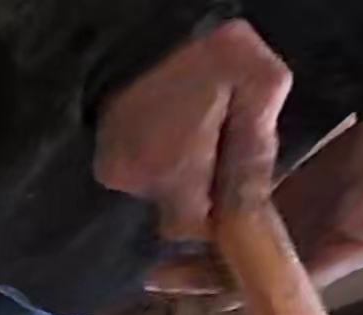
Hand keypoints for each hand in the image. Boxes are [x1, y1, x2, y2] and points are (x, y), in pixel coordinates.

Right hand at [96, 19, 292, 240]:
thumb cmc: (210, 55)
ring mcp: (113, 179)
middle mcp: (136, 183)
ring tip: (189, 145)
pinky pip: (135, 186)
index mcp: (175, 167)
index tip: (227, 208)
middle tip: (215, 163)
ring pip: (153, 201)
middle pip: (171, 216)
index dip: (211, 223)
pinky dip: (154, 173)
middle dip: (196, 199)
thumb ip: (256, 150)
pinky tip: (165, 144)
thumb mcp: (260, 86)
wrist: (144, 38)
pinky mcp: (102, 171)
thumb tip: (251, 206)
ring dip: (176, 184)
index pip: (189, 228)